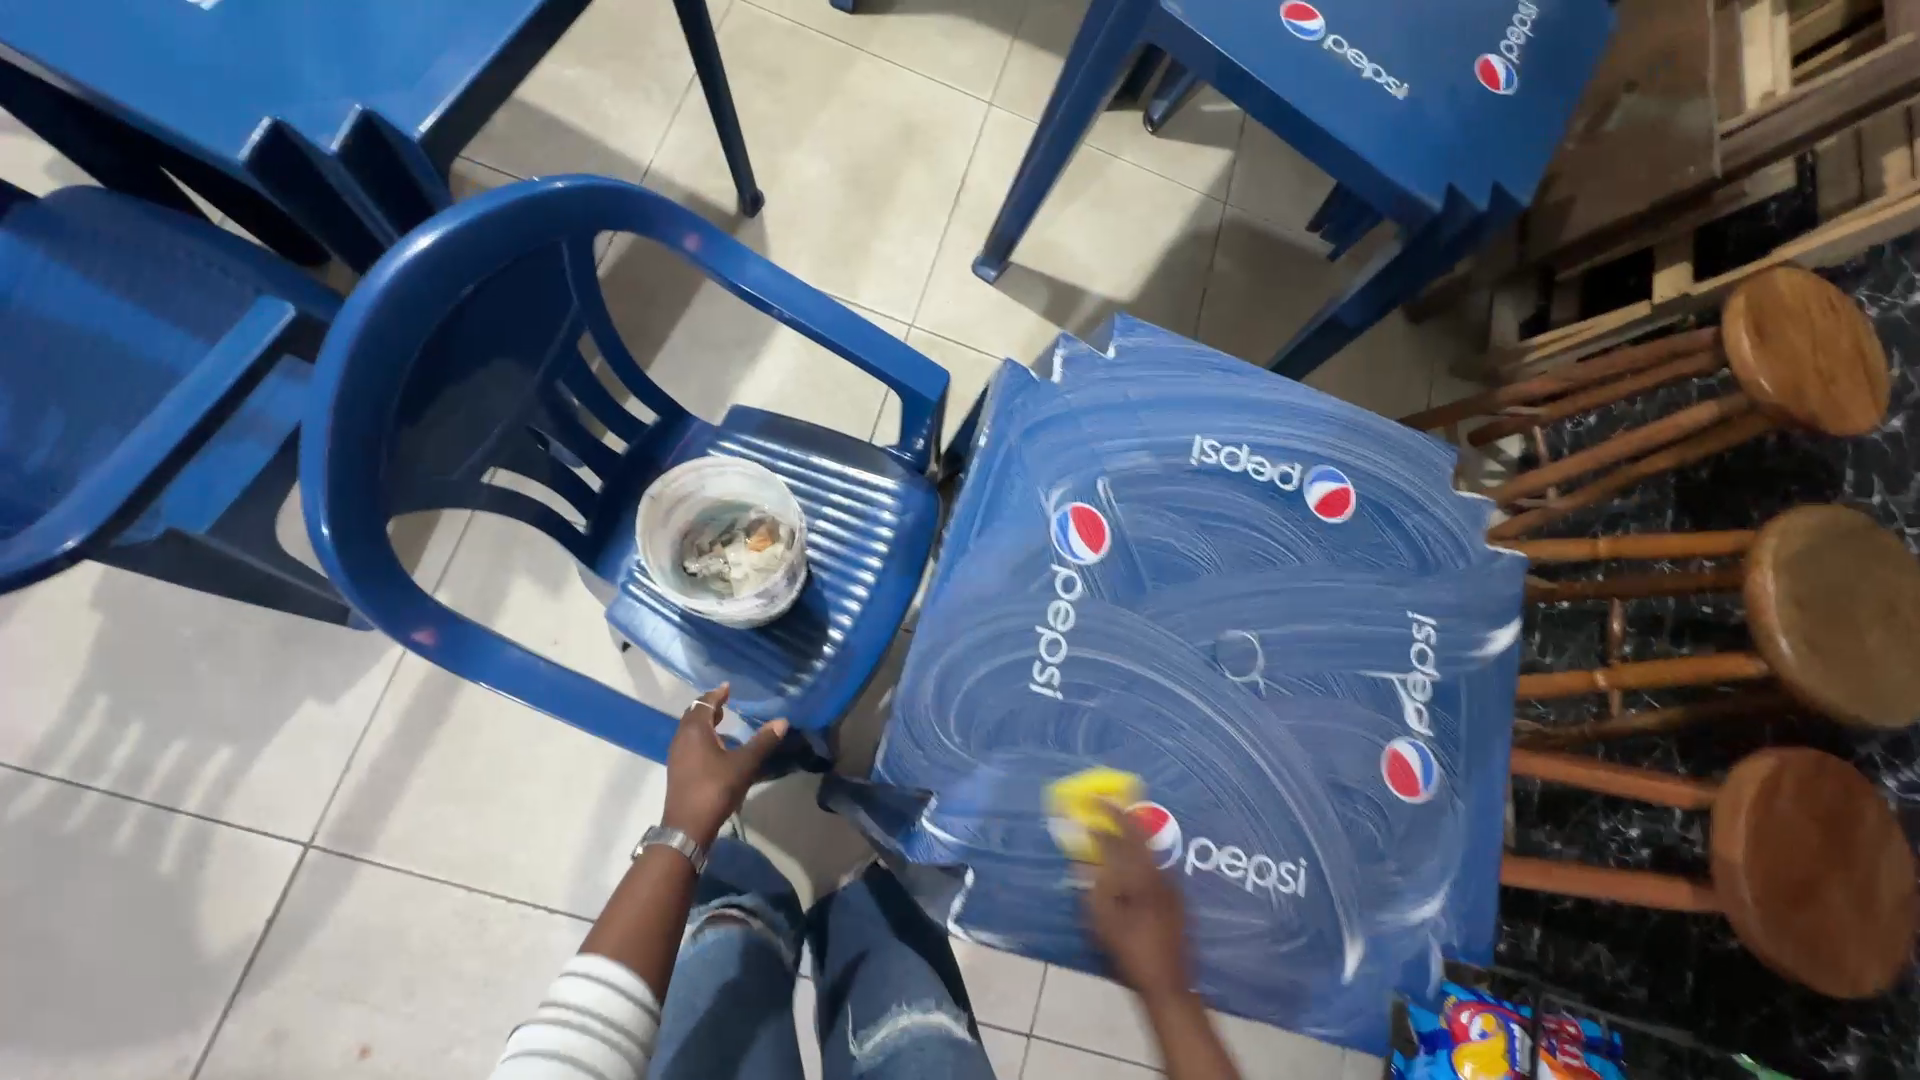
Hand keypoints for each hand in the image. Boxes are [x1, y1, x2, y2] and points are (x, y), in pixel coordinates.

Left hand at [662, 685, 788, 847]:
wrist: (688, 826)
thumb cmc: (716, 788)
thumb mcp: (744, 764)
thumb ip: (763, 741)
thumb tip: (782, 721)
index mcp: (695, 730)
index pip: (704, 703)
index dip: (717, 694)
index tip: (728, 687)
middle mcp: (681, 738)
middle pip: (694, 715)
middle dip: (710, 707)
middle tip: (727, 702)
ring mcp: (677, 756)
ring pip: (690, 731)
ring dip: (705, 723)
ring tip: (723, 722)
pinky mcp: (678, 770)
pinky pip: (689, 744)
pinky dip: (702, 738)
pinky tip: (717, 749)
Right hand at [1084, 801, 1192, 1003]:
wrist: (1169, 986)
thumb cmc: (1130, 954)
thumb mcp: (1102, 921)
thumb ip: (1092, 886)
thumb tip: (1082, 858)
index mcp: (1140, 875)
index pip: (1120, 834)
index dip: (1104, 815)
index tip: (1088, 802)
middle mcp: (1160, 873)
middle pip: (1141, 834)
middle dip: (1121, 816)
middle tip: (1104, 806)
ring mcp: (1172, 885)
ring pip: (1150, 848)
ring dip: (1131, 834)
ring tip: (1114, 829)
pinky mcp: (1177, 898)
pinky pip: (1156, 864)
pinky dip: (1140, 854)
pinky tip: (1131, 862)